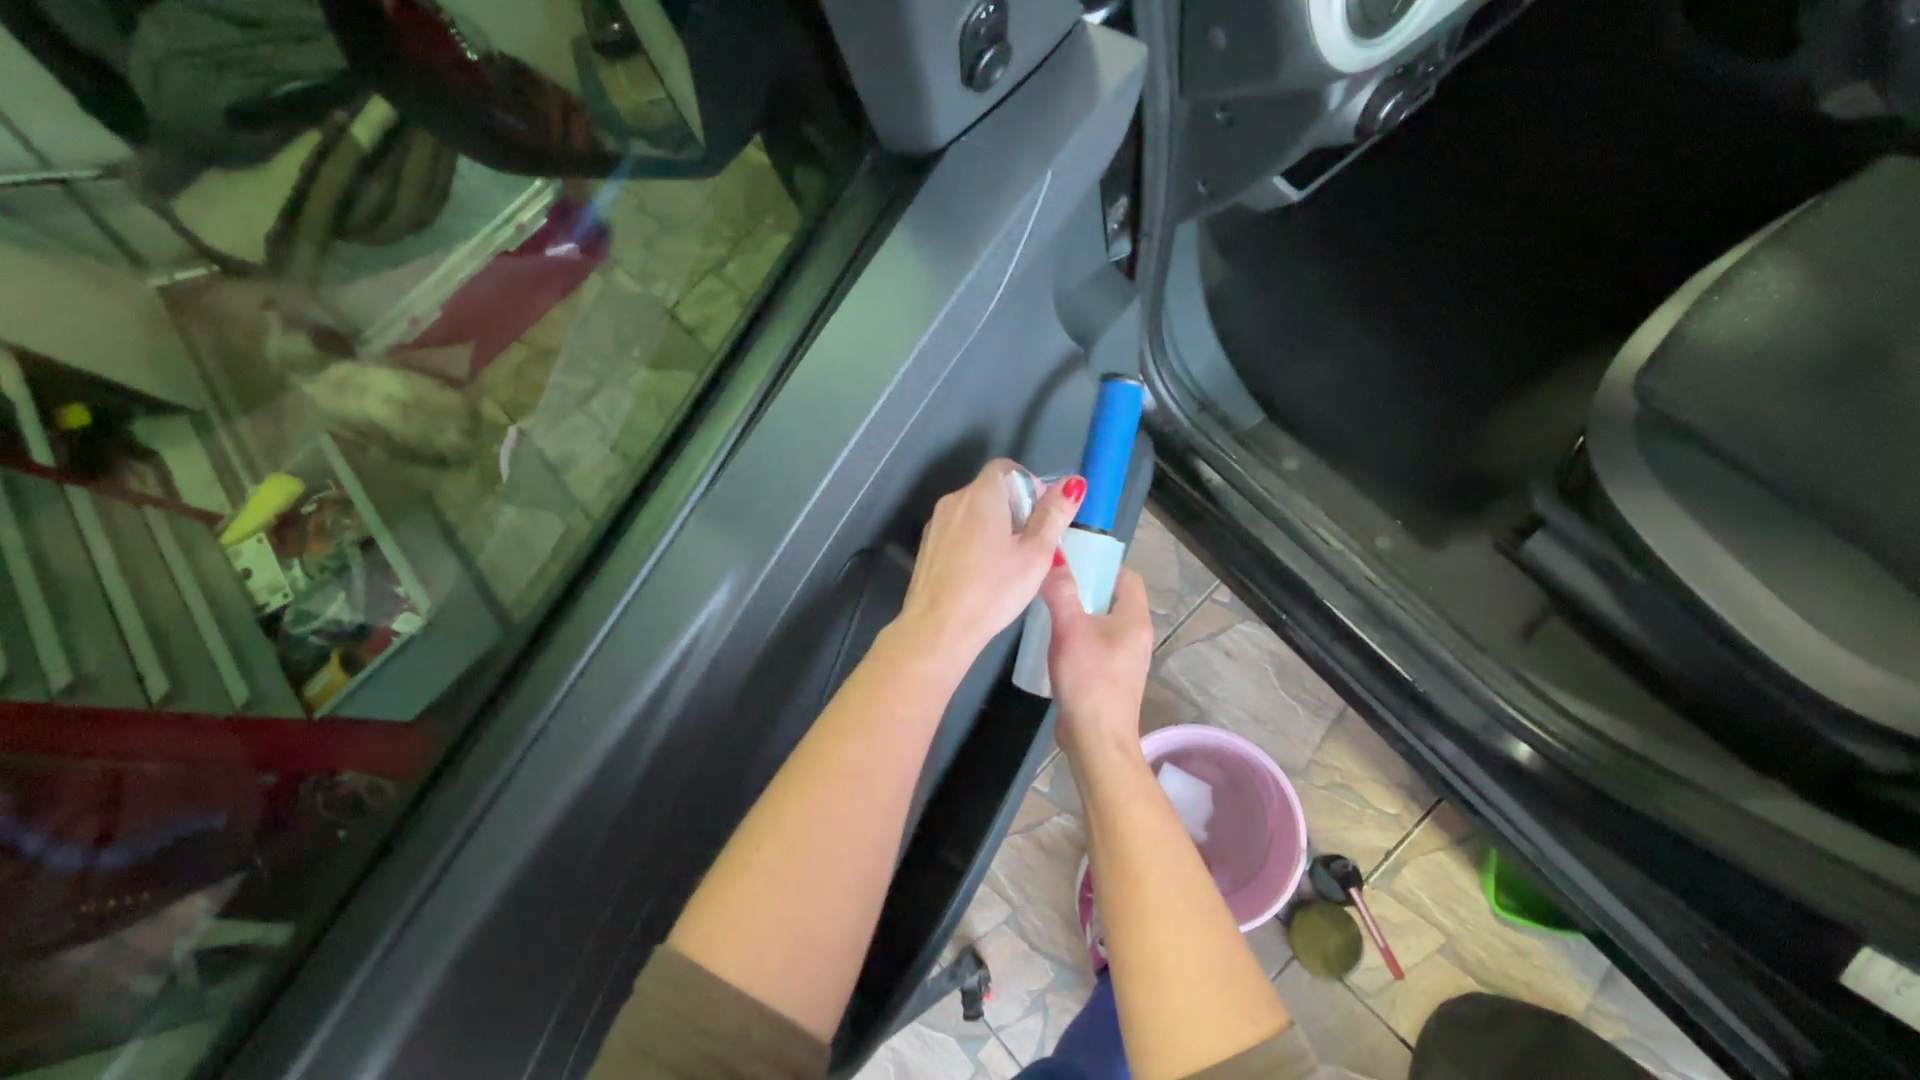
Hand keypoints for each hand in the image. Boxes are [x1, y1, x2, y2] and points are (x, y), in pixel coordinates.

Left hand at [894, 459, 1083, 665]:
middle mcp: (954, 500)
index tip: (1041, 517)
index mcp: (981, 494)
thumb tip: (1073, 483)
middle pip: (989, 489)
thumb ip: (1054, 515)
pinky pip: (957, 531)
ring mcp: (935, 523)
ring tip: (1008, 563)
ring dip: (994, 525)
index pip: (1007, 468)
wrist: (939, 628)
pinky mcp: (926, 546)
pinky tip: (982, 574)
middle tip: (1030, 544)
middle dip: (1014, 508)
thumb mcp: (1035, 553)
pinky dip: (973, 540)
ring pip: (972, 511)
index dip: (1029, 485)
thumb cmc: (994, 590)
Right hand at [1039, 563, 1154, 757]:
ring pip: (1105, 626)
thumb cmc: (1088, 679)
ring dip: (1082, 617)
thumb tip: (1055, 558)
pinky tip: (1057, 646)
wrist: (1097, 738)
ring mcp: (1126, 661)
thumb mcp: (1069, 629)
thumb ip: (1061, 592)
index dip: (1104, 566)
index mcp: (1135, 620)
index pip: (1128, 578)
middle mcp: (1137, 637)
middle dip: (1088, 590)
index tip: (1074, 564)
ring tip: (1052, 613)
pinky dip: (1081, 640)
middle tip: (1056, 586)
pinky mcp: (1113, 680)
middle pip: (1115, 601)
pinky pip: (1099, 648)